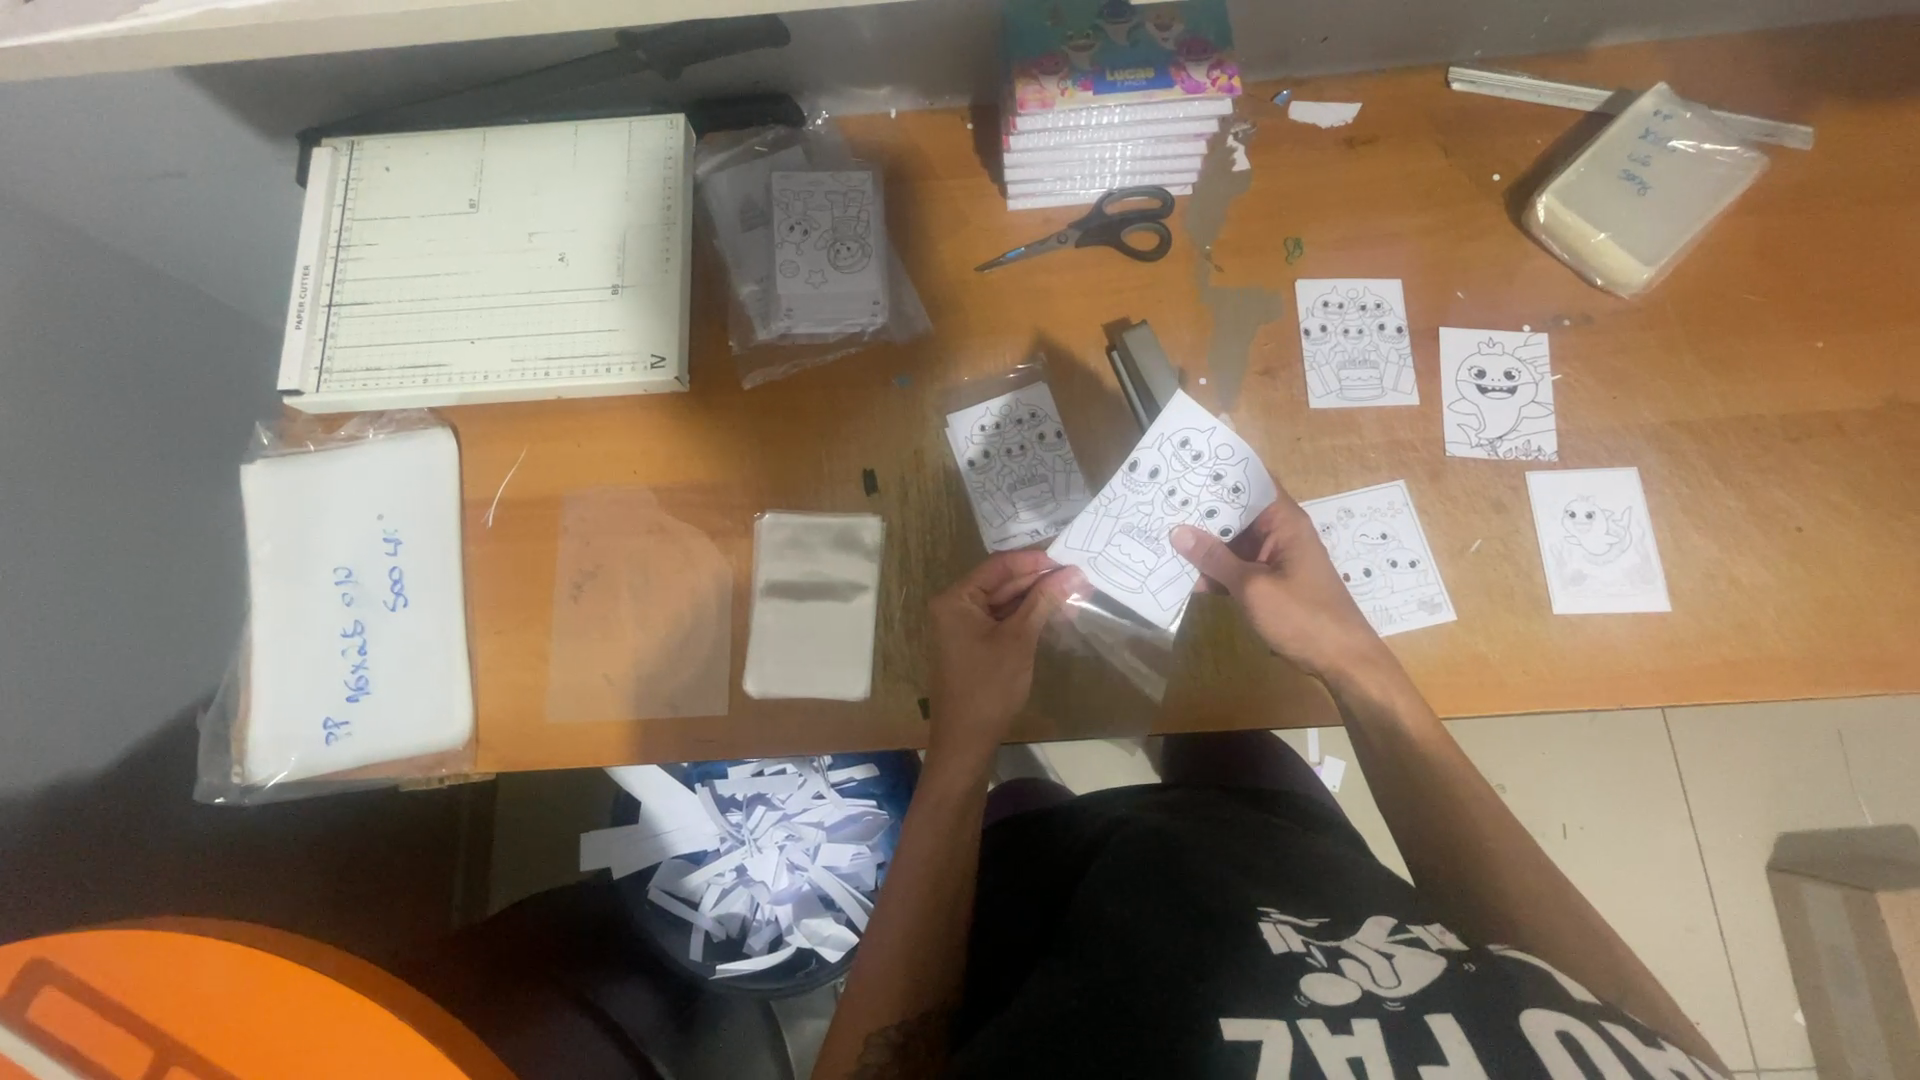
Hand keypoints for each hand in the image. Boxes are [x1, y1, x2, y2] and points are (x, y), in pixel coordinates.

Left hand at [927, 551, 1081, 757]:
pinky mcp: (974, 642)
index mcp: (956, 599)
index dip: (1034, 561)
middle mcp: (955, 605)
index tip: (1068, 560)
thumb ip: (1043, 601)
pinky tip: (1053, 610)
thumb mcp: (1019, 639)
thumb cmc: (989, 686)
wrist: (967, 738)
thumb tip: (1072, 573)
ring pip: (1004, 600)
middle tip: (1078, 576)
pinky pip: (1001, 618)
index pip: (998, 566)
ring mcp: (963, 625)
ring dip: (1035, 596)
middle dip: (1038, 579)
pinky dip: (1025, 614)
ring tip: (1073, 591)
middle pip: (1001, 581)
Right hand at [1171, 491, 1395, 684]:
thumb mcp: (1252, 587)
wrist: (1341, 660)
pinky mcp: (1267, 582)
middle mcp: (1279, 533)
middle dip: (1202, 510)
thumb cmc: (1302, 616)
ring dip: (1202, 544)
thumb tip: (1178, 531)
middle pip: (1236, 512)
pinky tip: (1180, 574)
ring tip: (1160, 535)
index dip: (1222, 472)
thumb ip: (1215, 558)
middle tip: (1159, 502)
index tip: (1186, 467)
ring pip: (1231, 542)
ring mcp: (1272, 559)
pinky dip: (1213, 571)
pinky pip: (1234, 567)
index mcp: (1284, 522)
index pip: (1252, 482)